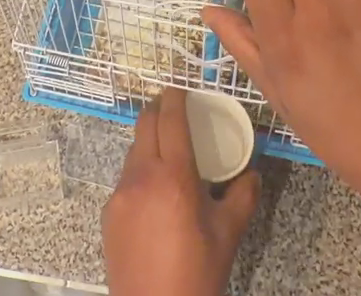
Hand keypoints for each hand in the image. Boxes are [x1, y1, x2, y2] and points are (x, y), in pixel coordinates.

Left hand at [101, 88, 259, 295]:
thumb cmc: (196, 272)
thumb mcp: (227, 234)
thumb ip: (243, 196)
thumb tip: (253, 172)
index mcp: (173, 176)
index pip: (170, 120)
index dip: (175, 98)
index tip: (180, 87)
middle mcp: (141, 176)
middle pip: (145, 125)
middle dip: (158, 110)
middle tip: (173, 107)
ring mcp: (120, 193)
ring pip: (133, 151)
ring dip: (148, 141)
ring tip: (166, 149)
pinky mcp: (108, 212)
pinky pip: (125, 178)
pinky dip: (139, 171)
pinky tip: (154, 190)